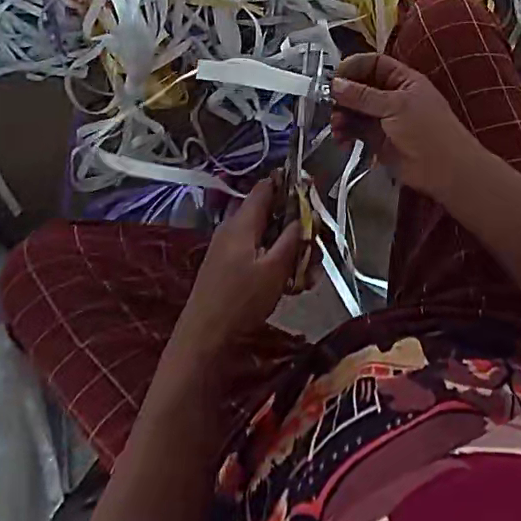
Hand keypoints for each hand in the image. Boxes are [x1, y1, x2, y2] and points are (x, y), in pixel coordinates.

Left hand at [170, 177, 300, 363]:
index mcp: (242, 222)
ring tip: (306, 278)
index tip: (313, 191)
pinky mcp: (229, 266)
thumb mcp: (275, 269)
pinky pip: (258, 254)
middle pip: (271, 215)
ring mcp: (229, 247)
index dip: (289, 184)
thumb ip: (292, 239)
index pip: (265, 187)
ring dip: (290, 252)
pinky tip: (290, 287)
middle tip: (316, 251)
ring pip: (268, 238)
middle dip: (297, 229)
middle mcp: (233, 228)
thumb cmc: (241, 300)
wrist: (205, 336)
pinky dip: (276, 264)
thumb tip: (305, 214)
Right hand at [329, 53, 478, 193]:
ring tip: (337, 126)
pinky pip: (354, 130)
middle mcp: (391, 96)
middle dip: (343, 95)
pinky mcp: (376, 139)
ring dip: (341, 116)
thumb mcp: (396, 106)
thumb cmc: (428, 130)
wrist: (444, 170)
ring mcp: (383, 118)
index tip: (335, 76)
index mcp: (402, 80)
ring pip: (353, 110)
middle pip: (359, 87)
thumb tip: (335, 84)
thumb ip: (363, 96)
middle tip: (330, 104)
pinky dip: (345, 133)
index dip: (354, 67)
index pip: (373, 64)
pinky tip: (342, 139)